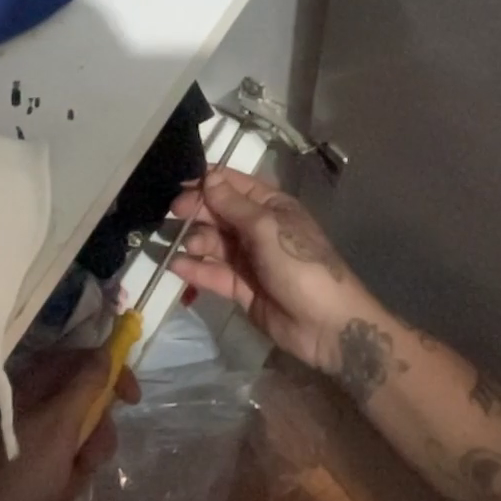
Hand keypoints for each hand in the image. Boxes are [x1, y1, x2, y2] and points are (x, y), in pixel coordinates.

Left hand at [0, 349, 138, 500]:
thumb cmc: (22, 470)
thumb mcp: (60, 424)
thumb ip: (87, 384)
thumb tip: (107, 349)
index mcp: (35, 380)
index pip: (82, 360)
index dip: (112, 373)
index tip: (134, 398)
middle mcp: (32, 401)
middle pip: (85, 402)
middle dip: (95, 433)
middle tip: (89, 457)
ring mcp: (29, 434)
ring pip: (78, 437)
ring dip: (81, 462)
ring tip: (63, 485)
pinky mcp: (28, 464)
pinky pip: (63, 463)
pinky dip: (65, 481)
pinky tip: (52, 499)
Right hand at [169, 167, 375, 371]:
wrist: (326, 324)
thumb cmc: (299, 263)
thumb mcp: (265, 227)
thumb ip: (231, 204)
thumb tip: (207, 176)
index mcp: (270, 206)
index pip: (233, 185)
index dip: (206, 181)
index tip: (178, 183)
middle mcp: (257, 228)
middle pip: (218, 212)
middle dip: (196, 210)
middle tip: (174, 213)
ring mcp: (248, 258)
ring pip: (212, 242)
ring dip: (195, 240)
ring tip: (187, 245)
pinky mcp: (240, 287)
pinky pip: (212, 272)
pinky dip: (195, 268)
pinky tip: (177, 266)